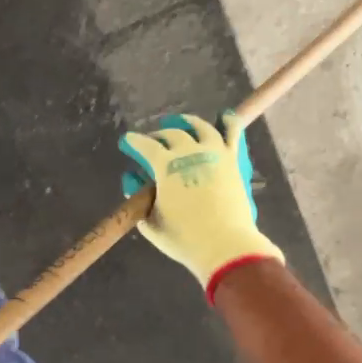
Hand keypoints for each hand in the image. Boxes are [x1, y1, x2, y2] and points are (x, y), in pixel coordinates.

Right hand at [119, 111, 283, 298]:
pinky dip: (228, 123)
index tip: (128, 141)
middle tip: (154, 139)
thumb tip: (134, 184)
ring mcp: (215, 154)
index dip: (134, 141)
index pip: (146, 146)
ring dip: (189, 123)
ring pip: (201, 128)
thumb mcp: (150, 222)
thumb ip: (140, 201)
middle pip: (172, 134)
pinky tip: (225, 118)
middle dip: (159, 135)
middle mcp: (190, 152)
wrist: (225, 244)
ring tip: (183, 122)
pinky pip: (233, 135)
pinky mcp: (234, 161)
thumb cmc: (183, 237)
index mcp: (166, 166)